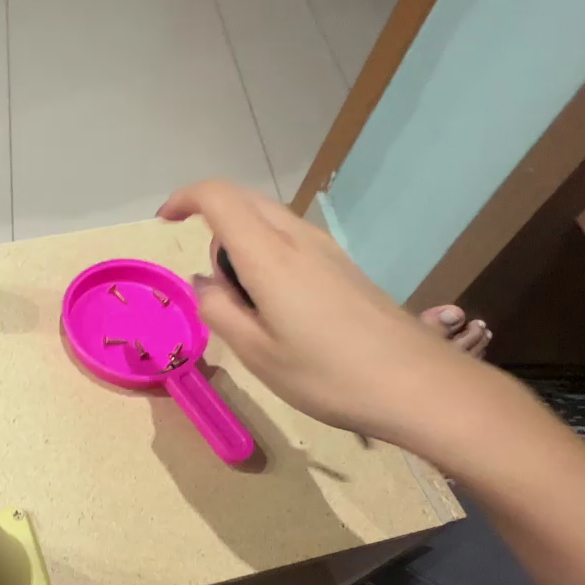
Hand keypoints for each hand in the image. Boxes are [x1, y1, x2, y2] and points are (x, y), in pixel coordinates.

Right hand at [157, 180, 480, 444]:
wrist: (419, 386)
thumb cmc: (329, 374)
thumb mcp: (256, 353)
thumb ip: (218, 310)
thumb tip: (202, 283)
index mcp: (269, 255)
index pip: (218, 197)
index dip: (185, 198)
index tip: (164, 222)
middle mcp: (298, 239)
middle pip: (244, 202)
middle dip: (212, 226)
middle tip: (214, 286)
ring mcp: (326, 250)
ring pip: (268, 221)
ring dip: (242, 245)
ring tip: (249, 306)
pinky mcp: (344, 266)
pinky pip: (291, 241)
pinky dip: (267, 257)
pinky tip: (279, 308)